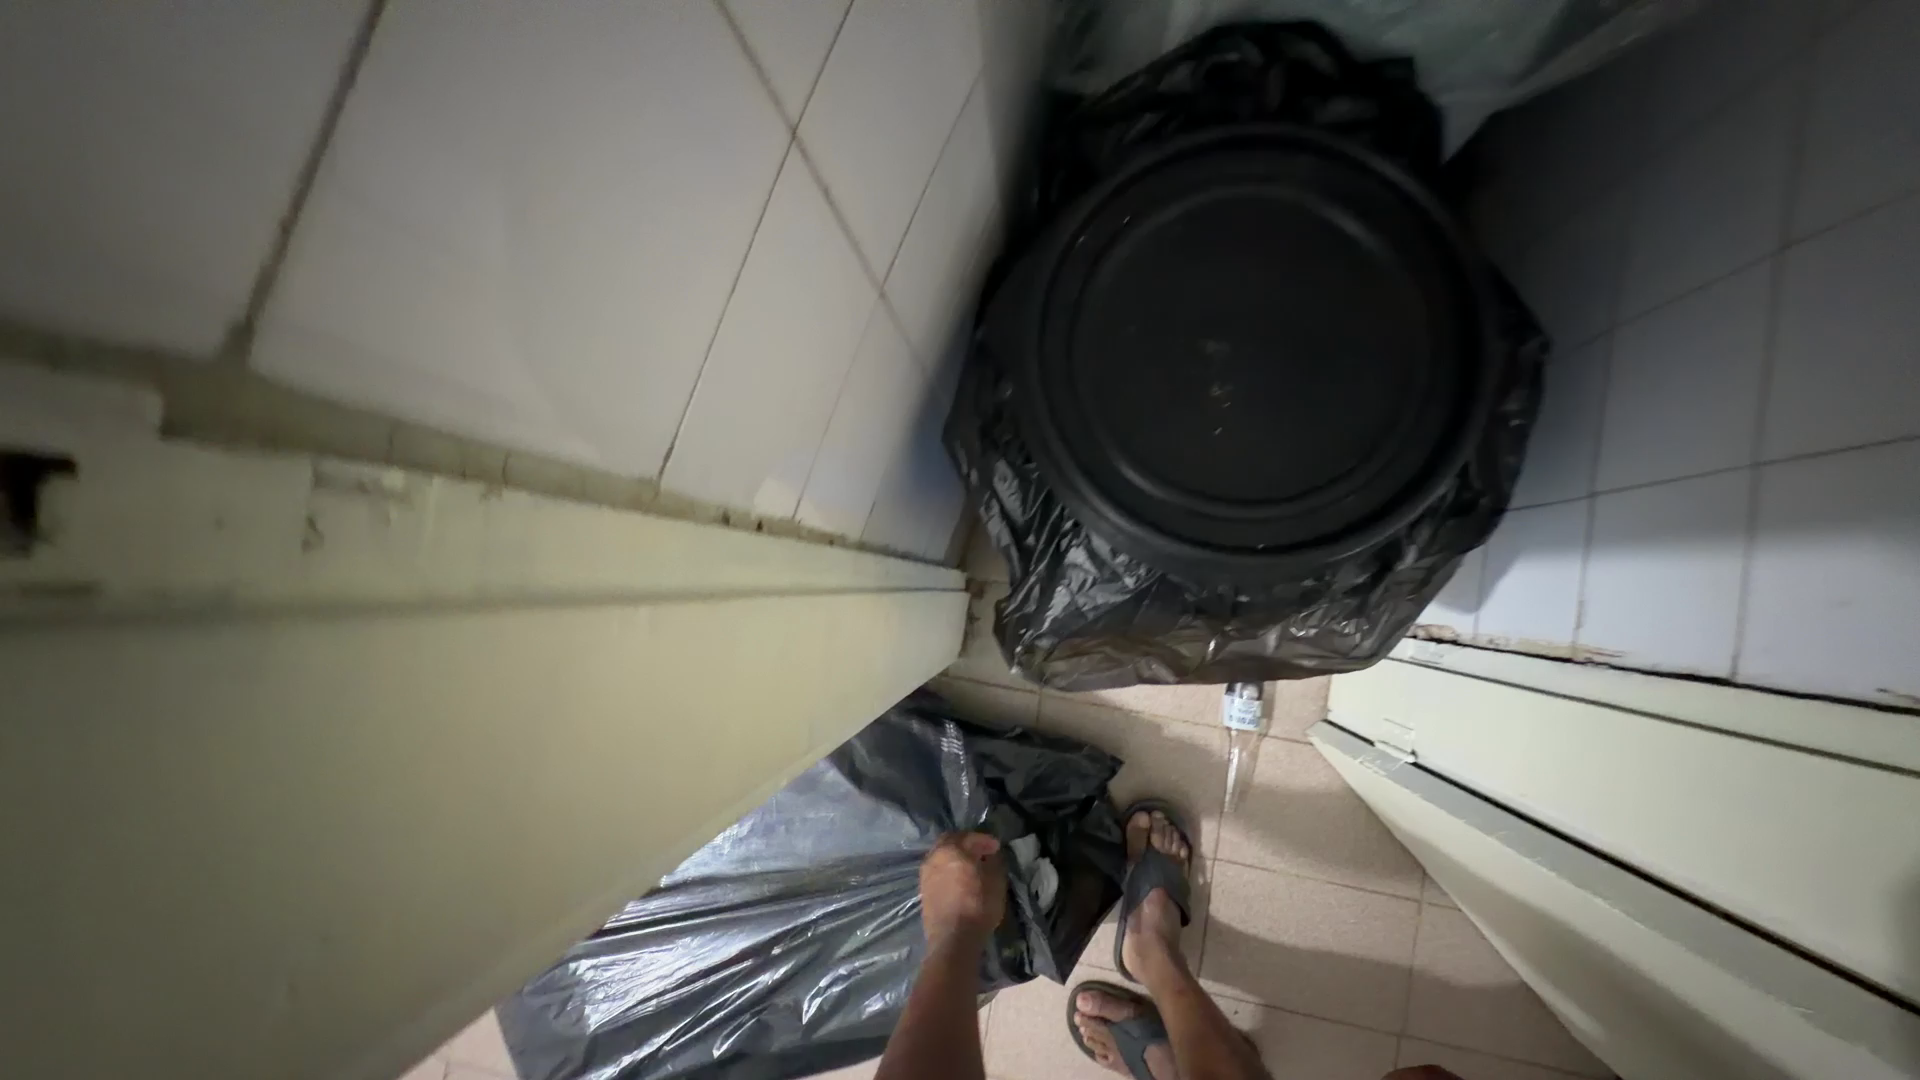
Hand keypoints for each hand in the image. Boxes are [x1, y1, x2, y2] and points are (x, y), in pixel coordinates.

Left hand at [918, 831, 1006, 947]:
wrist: (953, 940)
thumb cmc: (978, 907)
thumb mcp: (996, 882)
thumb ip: (994, 862)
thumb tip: (990, 855)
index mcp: (952, 849)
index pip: (970, 837)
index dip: (985, 840)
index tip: (996, 847)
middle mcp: (935, 856)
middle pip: (950, 840)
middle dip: (966, 842)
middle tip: (980, 850)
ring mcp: (926, 873)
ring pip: (940, 854)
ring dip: (955, 855)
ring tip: (969, 865)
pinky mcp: (923, 889)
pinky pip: (936, 869)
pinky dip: (947, 868)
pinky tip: (958, 878)